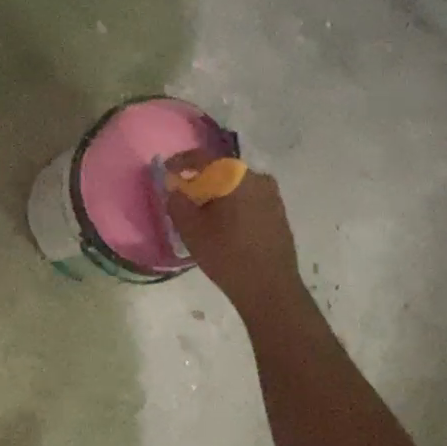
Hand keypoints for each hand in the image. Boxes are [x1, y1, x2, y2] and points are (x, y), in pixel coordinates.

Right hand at [165, 151, 303, 311]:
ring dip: (219, 194)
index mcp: (236, 176)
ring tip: (204, 215)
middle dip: (201, 180)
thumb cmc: (227, 256)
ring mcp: (273, 196)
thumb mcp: (192, 231)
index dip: (181, 161)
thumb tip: (174, 189)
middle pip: (222, 171)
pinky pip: (250, 200)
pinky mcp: (279, 213)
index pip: (203, 157)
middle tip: (185, 197)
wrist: (270, 288)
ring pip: (238, 186)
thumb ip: (178, 203)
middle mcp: (258, 178)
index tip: (167, 171)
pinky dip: (234, 206)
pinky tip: (226, 226)